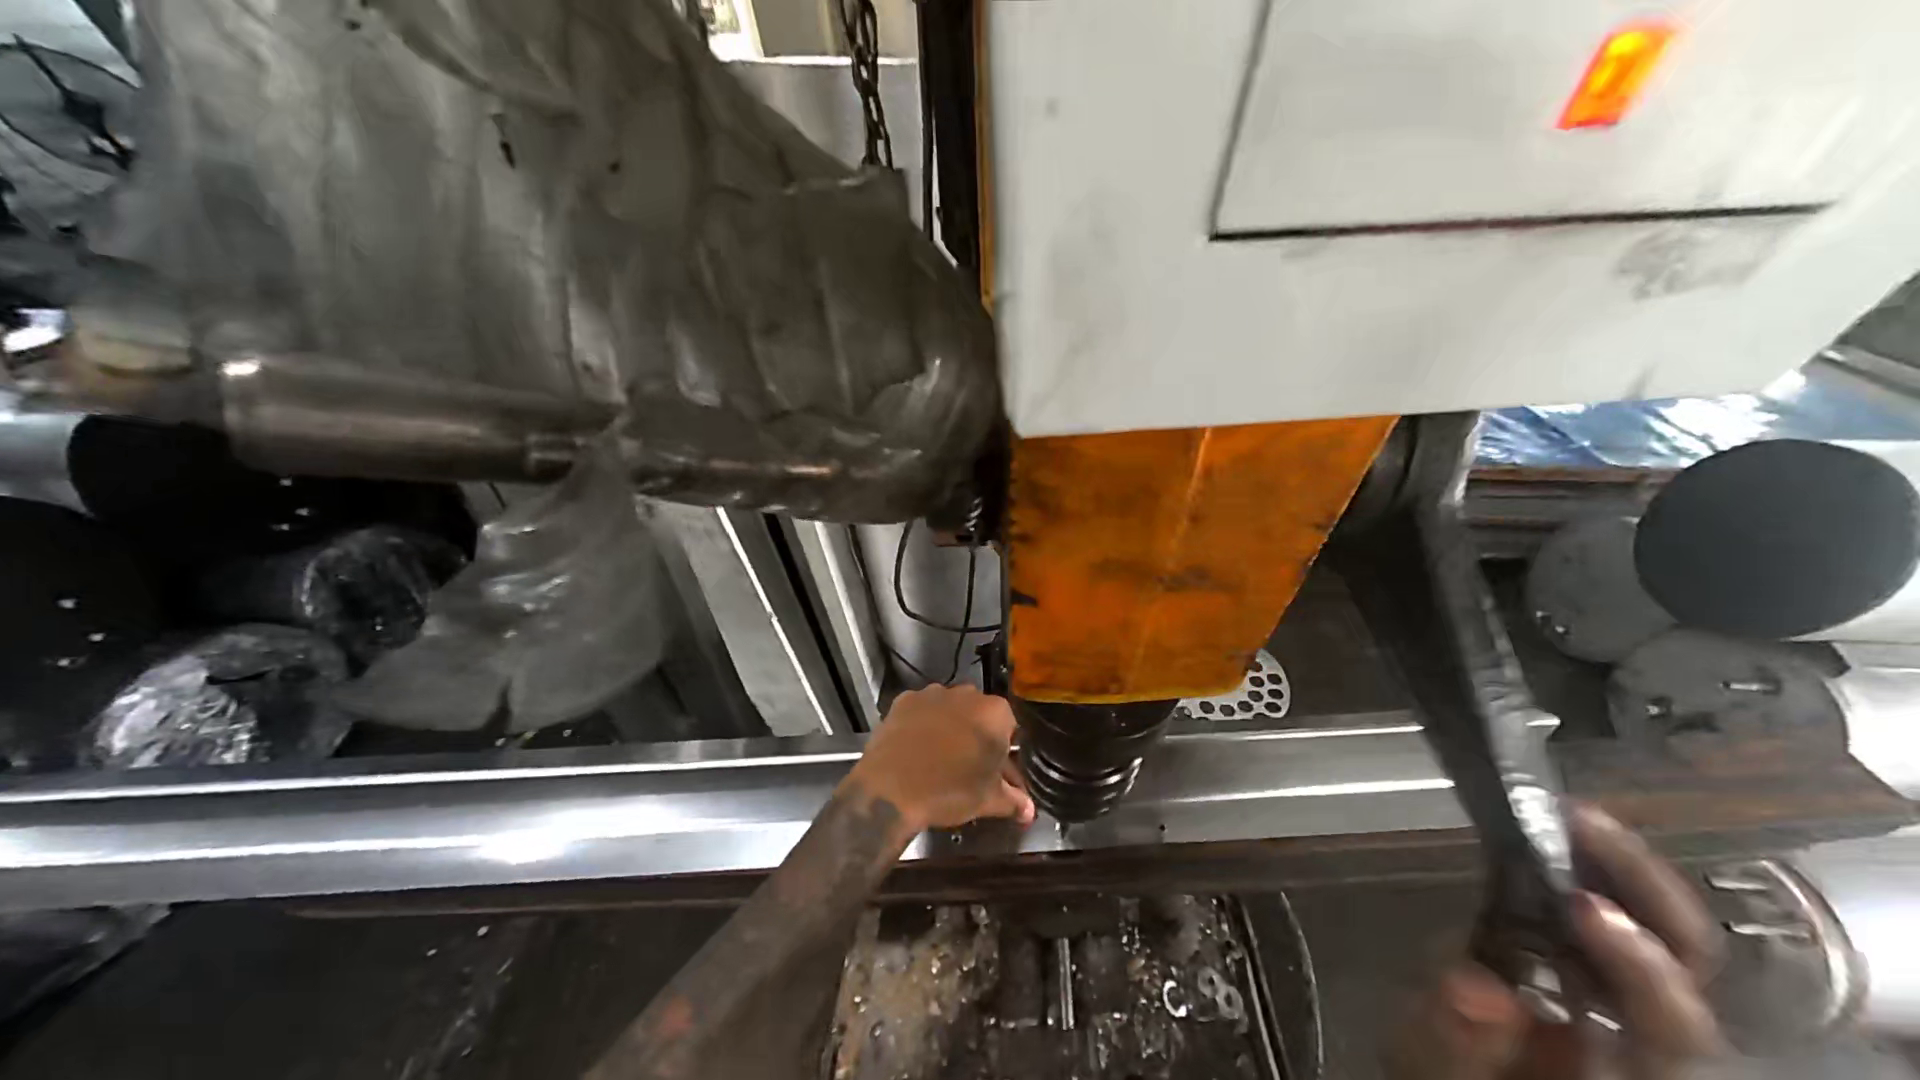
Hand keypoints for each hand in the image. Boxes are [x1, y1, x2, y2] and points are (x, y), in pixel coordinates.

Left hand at [843, 685, 1036, 831]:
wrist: (890, 790)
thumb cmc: (949, 791)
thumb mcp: (988, 801)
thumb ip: (1013, 800)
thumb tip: (1029, 811)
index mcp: (995, 713)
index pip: (1010, 729)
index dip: (1005, 753)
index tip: (998, 773)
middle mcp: (967, 694)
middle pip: (980, 715)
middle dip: (978, 736)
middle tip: (971, 767)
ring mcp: (932, 694)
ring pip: (950, 710)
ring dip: (951, 727)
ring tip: (941, 759)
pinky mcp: (903, 700)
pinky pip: (921, 710)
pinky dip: (922, 724)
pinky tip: (917, 748)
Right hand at [1388, 803, 1724, 1079]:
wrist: (1457, 1069)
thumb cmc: (1447, 1076)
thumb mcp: (1433, 1069)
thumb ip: (1455, 1039)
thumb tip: (1476, 982)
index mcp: (1623, 1072)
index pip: (1670, 1025)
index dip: (1639, 964)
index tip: (1579, 904)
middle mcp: (1644, 1035)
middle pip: (1690, 959)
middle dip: (1641, 882)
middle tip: (1574, 820)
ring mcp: (1620, 997)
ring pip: (1665, 929)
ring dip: (1621, 866)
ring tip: (1565, 814)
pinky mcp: (1586, 964)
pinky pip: (1616, 914)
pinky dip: (1593, 869)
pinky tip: (1552, 838)